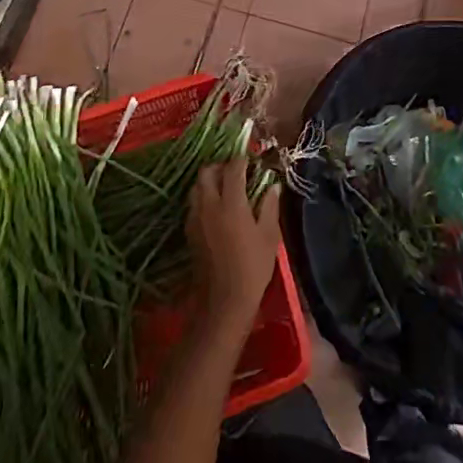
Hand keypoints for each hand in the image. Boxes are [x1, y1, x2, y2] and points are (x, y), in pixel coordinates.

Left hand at [187, 159, 282, 328]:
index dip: (242, 159)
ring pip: (196, 186)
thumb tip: (272, 185)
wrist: (224, 302)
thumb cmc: (253, 268)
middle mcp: (208, 206)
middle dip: (221, 166)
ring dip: (209, 180)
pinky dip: (203, 196)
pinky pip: (193, 203)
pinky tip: (217, 208)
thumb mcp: (269, 235)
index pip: (233, 169)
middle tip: (237, 171)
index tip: (252, 160)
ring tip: (226, 187)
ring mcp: (195, 218)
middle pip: (206, 172)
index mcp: (231, 204)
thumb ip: (269, 205)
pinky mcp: (189, 231)